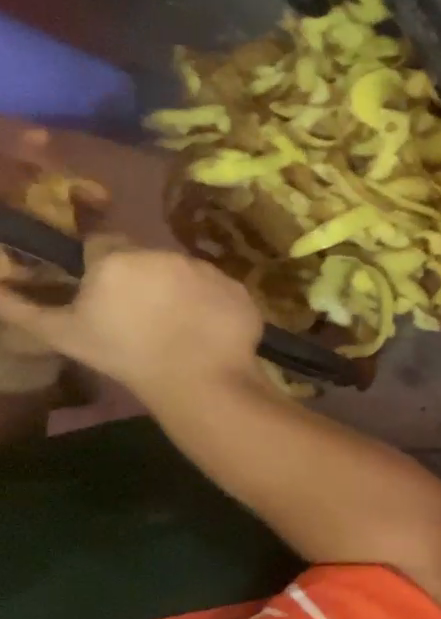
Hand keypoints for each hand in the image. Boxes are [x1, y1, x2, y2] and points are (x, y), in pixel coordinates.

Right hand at [0, 241, 263, 400]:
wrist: (199, 375)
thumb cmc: (122, 352)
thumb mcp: (58, 331)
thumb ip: (16, 305)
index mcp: (117, 259)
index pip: (102, 243)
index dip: (100, 263)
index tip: (104, 287)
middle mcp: (166, 256)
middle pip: (146, 258)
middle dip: (140, 276)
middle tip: (139, 311)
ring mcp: (209, 271)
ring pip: (184, 271)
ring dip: (176, 287)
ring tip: (174, 321)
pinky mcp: (241, 288)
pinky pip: (218, 288)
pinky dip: (210, 301)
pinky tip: (203, 325)